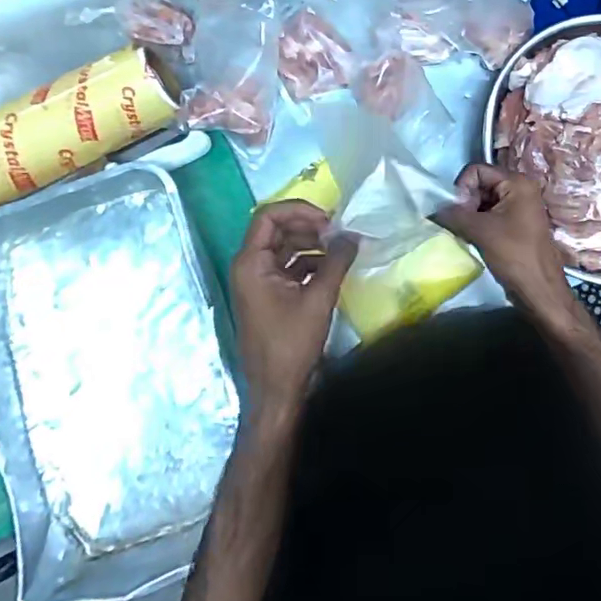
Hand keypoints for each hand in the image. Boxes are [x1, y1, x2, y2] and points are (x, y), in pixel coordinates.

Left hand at [229, 201, 355, 412]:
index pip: (269, 216)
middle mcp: (249, 267)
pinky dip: (310, 262)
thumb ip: (336, 261)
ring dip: (312, 244)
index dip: (299, 210)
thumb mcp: (318, 298)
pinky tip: (332, 268)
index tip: (329, 221)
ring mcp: (258, 281)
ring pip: (285, 247)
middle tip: (339, 233)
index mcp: (250, 263)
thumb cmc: (291, 343)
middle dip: (309, 226)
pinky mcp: (269, 295)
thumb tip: (352, 235)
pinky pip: (289, 266)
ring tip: (341, 249)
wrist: (276, 390)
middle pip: (277, 229)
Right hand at [435, 164, 577, 323]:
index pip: (477, 170)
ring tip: (466, 234)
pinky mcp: (517, 224)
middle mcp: (521, 189)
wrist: (539, 289)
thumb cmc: (514, 255)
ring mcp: (520, 207)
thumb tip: (432, 209)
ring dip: (470, 215)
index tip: (459, 212)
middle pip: (480, 184)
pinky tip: (474, 239)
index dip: (462, 188)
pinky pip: (491, 214)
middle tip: (461, 225)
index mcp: (517, 182)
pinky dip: (479, 224)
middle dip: (466, 203)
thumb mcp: (480, 231)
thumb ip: (453, 214)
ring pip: (484, 201)